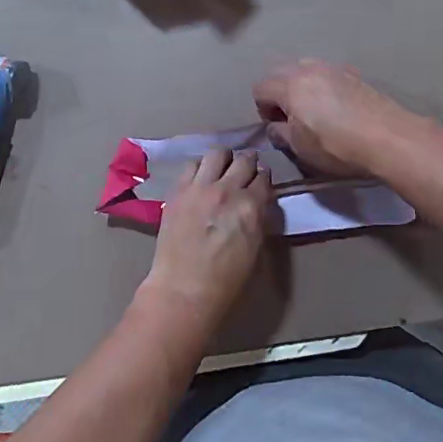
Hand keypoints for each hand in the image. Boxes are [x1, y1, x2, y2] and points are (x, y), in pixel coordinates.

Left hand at [140, 147, 273, 324]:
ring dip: (224, 159)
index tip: (261, 181)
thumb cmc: (226, 279)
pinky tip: (200, 177)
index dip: (263, 178)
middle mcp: (227, 189)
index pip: (263, 178)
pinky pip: (191, 165)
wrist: (184, 288)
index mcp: (251, 206)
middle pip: (243, 160)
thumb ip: (258, 218)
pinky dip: (200, 167)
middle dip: (248, 163)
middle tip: (245, 170)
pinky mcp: (178, 190)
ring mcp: (200, 187)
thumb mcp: (256, 247)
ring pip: (217, 153)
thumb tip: (256, 203)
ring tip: (222, 167)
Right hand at [254, 60, 420, 177]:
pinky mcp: (354, 74)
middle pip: (280, 73)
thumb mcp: (301, 148)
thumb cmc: (337, 146)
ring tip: (314, 110)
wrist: (388, 138)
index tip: (277, 126)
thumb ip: (280, 133)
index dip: (262, 108)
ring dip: (301, 86)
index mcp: (290, 86)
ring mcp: (334, 68)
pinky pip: (327, 74)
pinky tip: (336, 107)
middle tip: (291, 117)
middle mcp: (309, 70)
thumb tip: (275, 126)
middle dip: (279, 93)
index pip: (260, 88)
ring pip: (304, 69)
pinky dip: (322, 85)